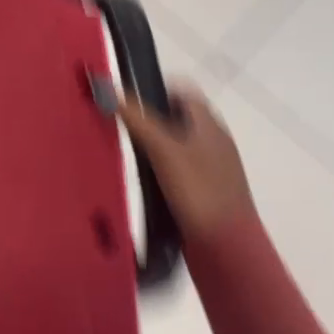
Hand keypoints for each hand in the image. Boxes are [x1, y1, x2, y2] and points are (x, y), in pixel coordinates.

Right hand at [117, 83, 255, 240]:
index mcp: (210, 125)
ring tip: (128, 151)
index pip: (183, 91)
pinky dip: (161, 167)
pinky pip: (179, 167)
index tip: (128, 98)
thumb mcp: (163, 150)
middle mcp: (214, 142)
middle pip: (178, 117)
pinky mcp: (206, 192)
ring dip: (154, 143)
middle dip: (149, 117)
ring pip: (177, 143)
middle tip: (121, 124)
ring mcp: (212, 169)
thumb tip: (105, 86)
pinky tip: (145, 180)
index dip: (155, 88)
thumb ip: (135, 118)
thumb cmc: (197, 190)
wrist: (227, 247)